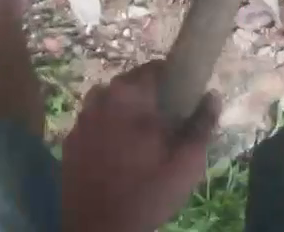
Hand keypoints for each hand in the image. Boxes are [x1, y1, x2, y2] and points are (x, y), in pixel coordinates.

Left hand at [61, 62, 218, 231]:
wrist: (99, 230)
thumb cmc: (147, 192)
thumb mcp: (186, 163)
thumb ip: (201, 124)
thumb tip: (212, 94)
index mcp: (131, 94)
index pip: (155, 68)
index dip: (172, 80)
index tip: (182, 102)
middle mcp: (102, 95)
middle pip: (131, 83)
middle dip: (149, 98)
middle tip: (165, 127)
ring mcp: (82, 116)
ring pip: (110, 101)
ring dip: (125, 112)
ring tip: (140, 141)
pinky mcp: (71, 138)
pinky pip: (94, 122)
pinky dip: (106, 129)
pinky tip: (116, 154)